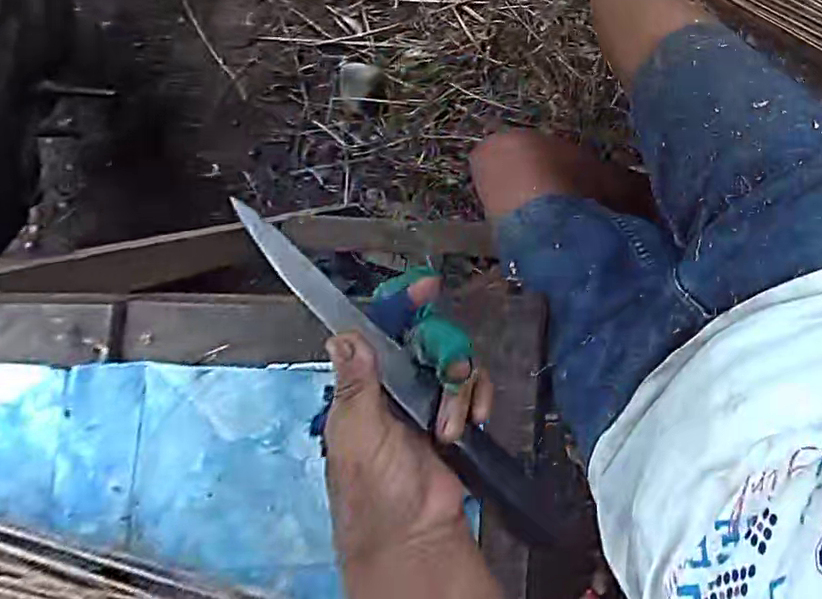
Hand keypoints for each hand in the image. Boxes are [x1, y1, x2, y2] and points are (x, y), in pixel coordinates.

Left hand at [322, 330, 494, 582]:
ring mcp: (432, 399)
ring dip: (460, 390)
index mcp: (368, 387)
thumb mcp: (356, 437)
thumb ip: (356, 386)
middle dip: (444, 355)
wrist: (415, 534)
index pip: (383, 332)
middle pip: (431, 339)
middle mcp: (400, 386)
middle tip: (446, 379)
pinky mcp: (460, 411)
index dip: (402, 305)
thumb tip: (343, 336)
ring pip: (458, 359)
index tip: (426, 287)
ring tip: (451, 425)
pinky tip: (471, 423)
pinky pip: (479, 383)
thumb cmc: (375, 491)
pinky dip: (478, 399)